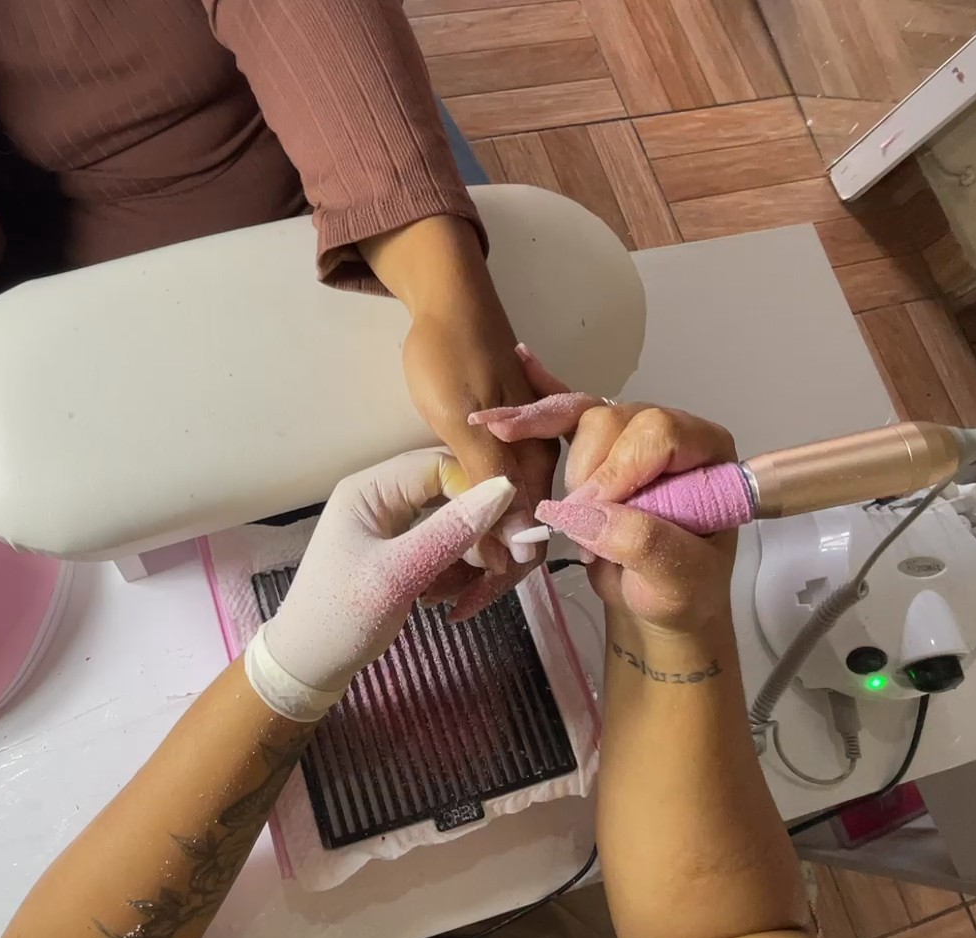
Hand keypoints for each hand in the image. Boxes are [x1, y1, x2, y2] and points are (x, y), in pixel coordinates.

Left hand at [247, 449, 515, 719]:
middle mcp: (383, 496)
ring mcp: (394, 524)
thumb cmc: (340, 619)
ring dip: (475, 556)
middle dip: (486, 528)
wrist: (308, 667)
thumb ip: (450, 531)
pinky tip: (453, 600)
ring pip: (457, 521)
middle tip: (509, 565)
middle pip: (455, 491)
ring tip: (472, 592)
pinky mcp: (404, 550)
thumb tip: (505, 488)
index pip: (444, 466)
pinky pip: (448, 546)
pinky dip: (460, 570)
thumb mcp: (397, 575)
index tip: (516, 534)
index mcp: (370, 488)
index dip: (485, 494)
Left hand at [359, 215, 554, 619]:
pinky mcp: (499, 440)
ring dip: (478, 547)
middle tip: (456, 601)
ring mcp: (516, 446)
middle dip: (491, 565)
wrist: (445, 297)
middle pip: (519, 525)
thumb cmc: (448, 354)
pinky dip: (472, 519)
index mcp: (528, 456)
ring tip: (448, 584)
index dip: (503, 564)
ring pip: (504, 512)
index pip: (526, 525)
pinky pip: (493, 491)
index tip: (475, 600)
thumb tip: (520, 538)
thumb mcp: (461, 419)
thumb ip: (489, 477)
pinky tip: (452, 539)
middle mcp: (531, 456)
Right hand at [476, 357, 737, 637]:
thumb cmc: (678, 591)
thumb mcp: (676, 580)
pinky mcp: (594, 445)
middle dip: (585, 471)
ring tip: (550, 505)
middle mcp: (668, 433)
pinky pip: (565, 410)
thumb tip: (580, 512)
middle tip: (574, 522)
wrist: (655, 600)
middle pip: (615, 420)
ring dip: (558, 460)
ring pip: (580, 417)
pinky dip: (540, 396)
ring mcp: (628, 435)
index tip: (589, 512)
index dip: (618, 469)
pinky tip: (519, 361)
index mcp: (705, 455)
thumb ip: (641, 542)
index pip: (659, 433)